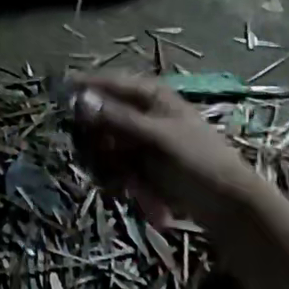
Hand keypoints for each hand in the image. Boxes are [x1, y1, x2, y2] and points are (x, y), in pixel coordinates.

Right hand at [69, 73, 263, 227]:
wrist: (230, 205)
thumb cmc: (199, 160)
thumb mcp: (158, 136)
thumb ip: (118, 118)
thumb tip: (80, 99)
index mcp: (152, 96)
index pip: (110, 83)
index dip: (85, 86)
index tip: (58, 91)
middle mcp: (143, 114)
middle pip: (102, 118)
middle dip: (99, 141)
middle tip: (103, 158)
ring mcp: (142, 142)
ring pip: (106, 148)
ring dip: (114, 169)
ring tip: (135, 188)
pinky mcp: (143, 168)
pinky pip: (118, 170)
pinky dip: (125, 183)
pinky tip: (143, 198)